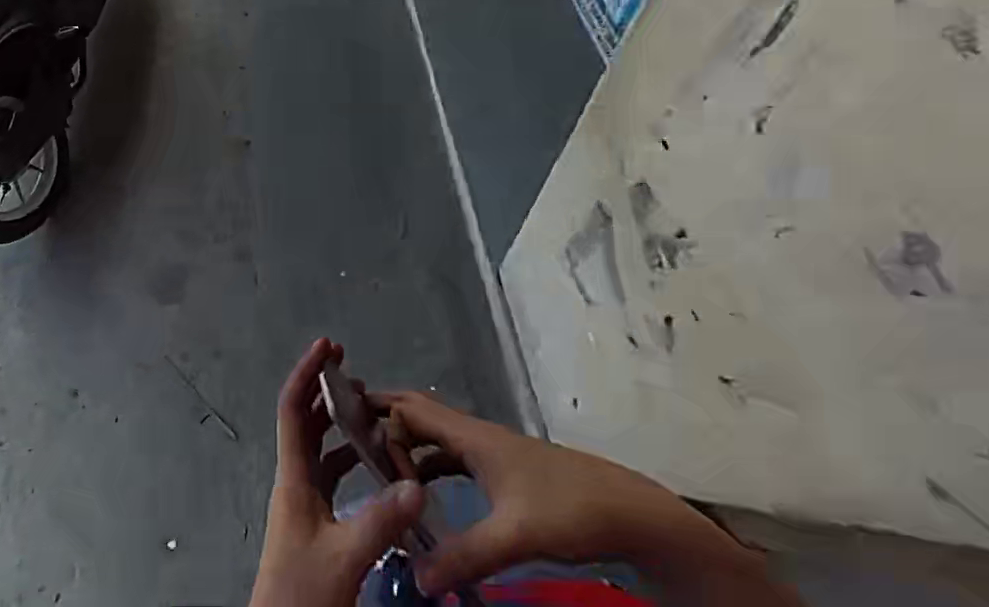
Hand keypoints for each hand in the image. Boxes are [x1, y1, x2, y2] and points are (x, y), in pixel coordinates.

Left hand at [249, 339, 427, 606]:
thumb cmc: (304, 590)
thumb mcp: (344, 556)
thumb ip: (379, 522)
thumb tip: (416, 484)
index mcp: (293, 477)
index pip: (292, 409)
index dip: (306, 374)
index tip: (326, 346)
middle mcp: (295, 479)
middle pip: (304, 420)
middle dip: (322, 389)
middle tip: (351, 366)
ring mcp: (305, 499)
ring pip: (320, 447)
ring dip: (338, 423)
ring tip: (370, 407)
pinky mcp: (318, 520)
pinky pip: (332, 475)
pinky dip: (350, 459)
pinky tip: (375, 462)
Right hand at [374, 390, 799, 605]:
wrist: (637, 515)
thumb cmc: (570, 510)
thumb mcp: (515, 536)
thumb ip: (465, 556)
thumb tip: (419, 579)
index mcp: (470, 436)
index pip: (408, 409)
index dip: (378, 416)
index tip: (354, 435)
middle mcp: (475, 435)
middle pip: (417, 413)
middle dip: (383, 418)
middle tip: (351, 434)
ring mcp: (491, 451)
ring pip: (434, 435)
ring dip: (406, 444)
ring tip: (379, 465)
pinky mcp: (505, 470)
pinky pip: (451, 455)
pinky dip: (429, 463)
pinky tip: (425, 488)